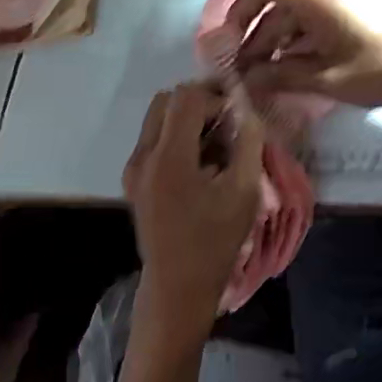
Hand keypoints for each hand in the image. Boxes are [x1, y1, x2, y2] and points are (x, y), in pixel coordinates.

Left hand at [123, 83, 264, 325]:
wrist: (179, 285)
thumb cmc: (216, 239)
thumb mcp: (244, 190)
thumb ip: (248, 143)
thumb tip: (247, 109)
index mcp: (169, 157)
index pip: (187, 98)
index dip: (217, 96)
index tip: (240, 114)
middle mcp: (143, 156)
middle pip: (166, 101)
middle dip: (200, 103)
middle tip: (230, 122)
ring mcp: (133, 169)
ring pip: (158, 119)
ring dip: (189, 119)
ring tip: (219, 144)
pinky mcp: (134, 181)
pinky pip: (155, 140)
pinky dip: (179, 137)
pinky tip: (203, 163)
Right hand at [226, 0, 381, 106]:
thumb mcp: (328, 79)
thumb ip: (283, 77)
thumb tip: (246, 81)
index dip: (240, 13)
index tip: (230, 45)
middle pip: (278, 10)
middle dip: (257, 41)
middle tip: (245, 78)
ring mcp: (341, 4)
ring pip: (297, 21)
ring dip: (278, 47)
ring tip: (268, 82)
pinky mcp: (354, 17)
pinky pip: (316, 26)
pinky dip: (301, 46)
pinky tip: (298, 74)